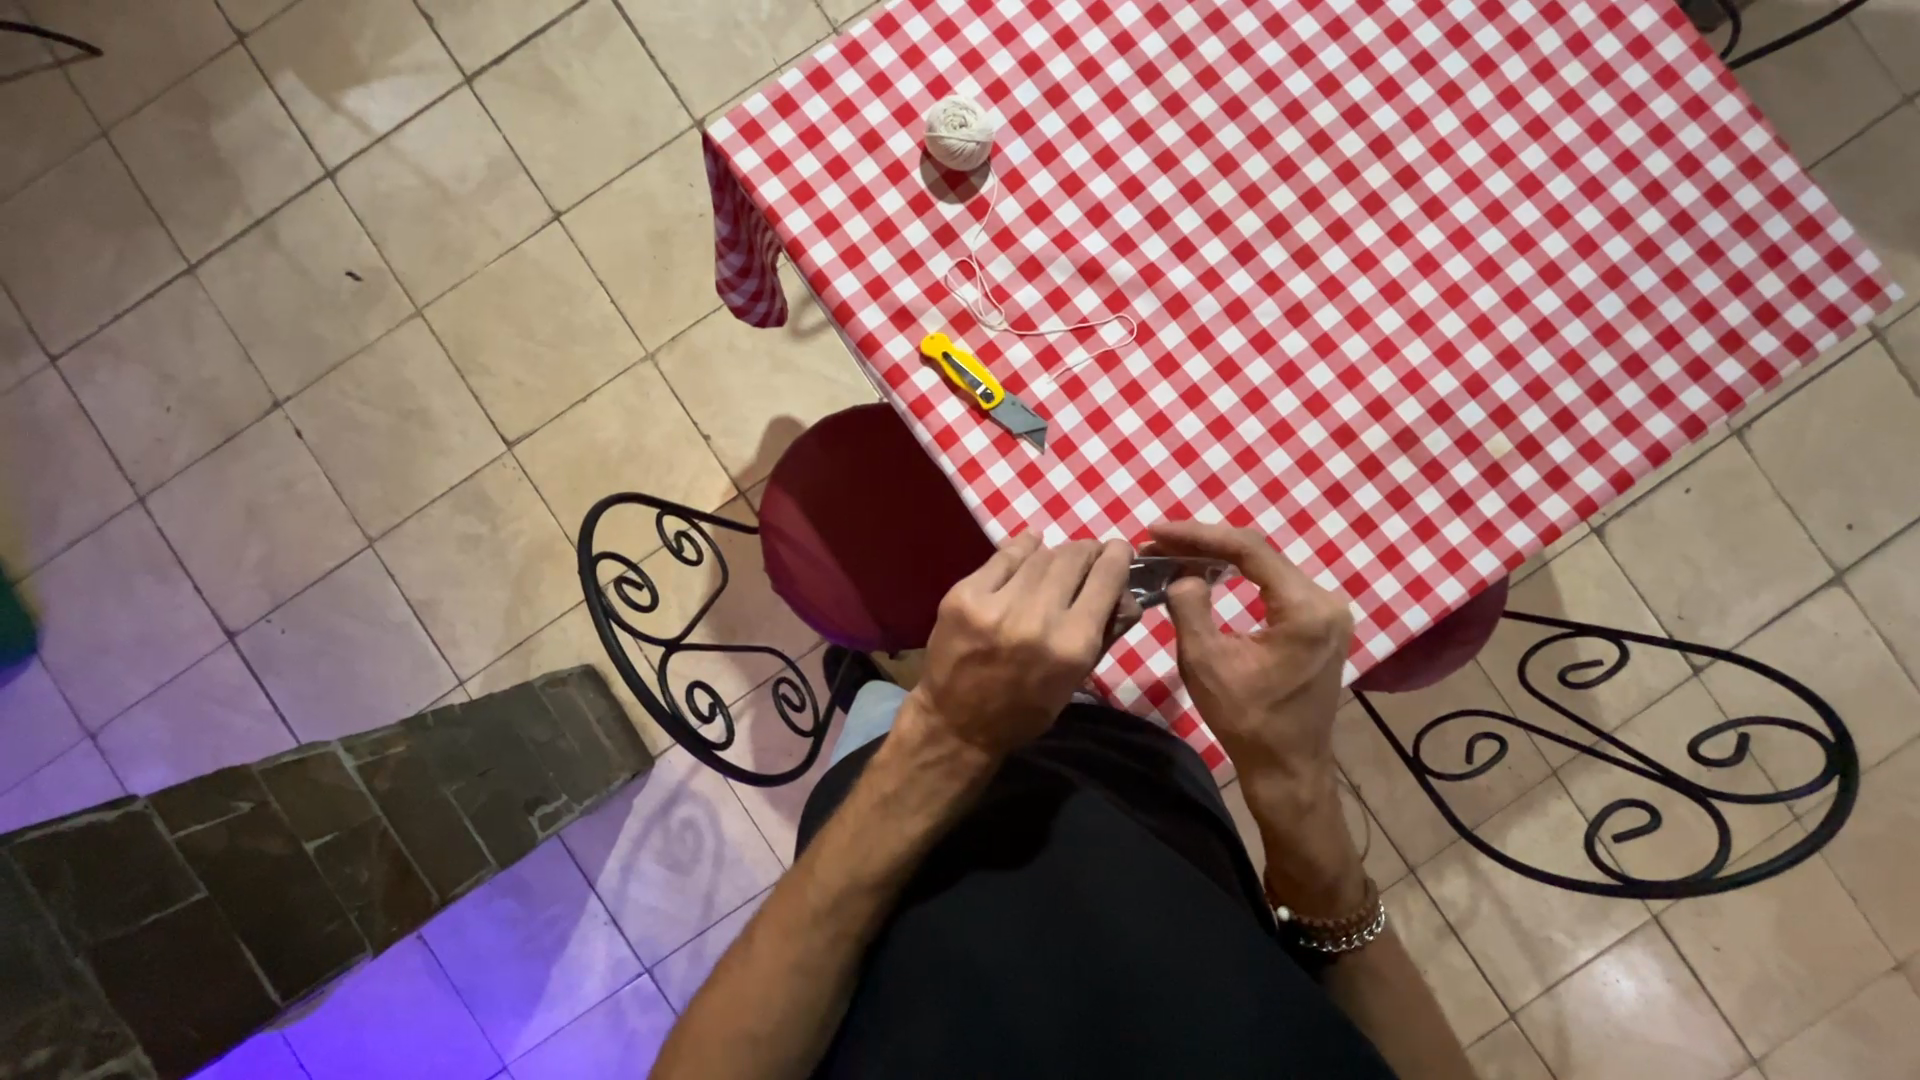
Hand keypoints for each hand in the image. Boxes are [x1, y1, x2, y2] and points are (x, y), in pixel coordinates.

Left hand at [910, 534, 1133, 758]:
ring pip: (1040, 555)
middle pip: (1074, 558)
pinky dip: (1021, 549)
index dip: (1118, 557)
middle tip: (1088, 555)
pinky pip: (1002, 558)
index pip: (1107, 578)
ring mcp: (997, 604)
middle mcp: (1037, 618)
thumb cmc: (1026, 709)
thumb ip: (1105, 632)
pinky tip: (1029, 547)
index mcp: (1072, 645)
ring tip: (1056, 560)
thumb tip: (1126, 590)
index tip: (1119, 550)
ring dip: (1055, 553)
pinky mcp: (964, 595)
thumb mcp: (1076, 679)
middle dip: (1087, 551)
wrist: (957, 723)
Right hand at [1148, 520, 1362, 912]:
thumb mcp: (1205, 662)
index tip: (1157, 530)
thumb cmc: (1247, 719)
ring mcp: (1326, 612)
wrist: (1288, 767)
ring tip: (1175, 553)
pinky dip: (1238, 577)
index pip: (1248, 550)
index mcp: (1304, 608)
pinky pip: (1274, 586)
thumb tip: (1183, 575)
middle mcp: (1325, 601)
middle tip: (1159, 542)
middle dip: (1205, 545)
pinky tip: (1208, 573)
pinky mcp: (1319, 624)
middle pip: (1259, 554)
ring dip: (1220, 559)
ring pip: (1265, 568)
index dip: (1198, 535)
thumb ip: (1190, 607)